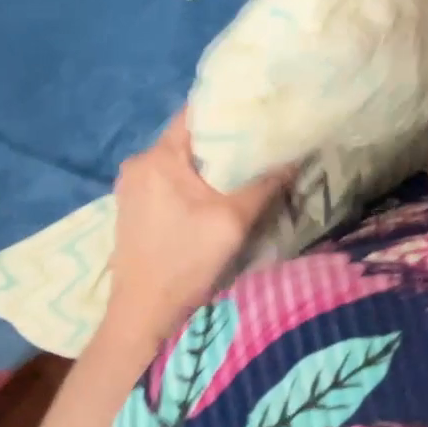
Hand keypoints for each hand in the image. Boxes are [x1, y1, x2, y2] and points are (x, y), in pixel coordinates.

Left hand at [105, 114, 295, 343]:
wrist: (142, 319)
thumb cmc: (186, 262)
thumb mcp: (234, 220)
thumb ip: (265, 183)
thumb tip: (296, 156)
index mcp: (158, 158)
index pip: (196, 113)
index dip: (228, 107)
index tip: (259, 108)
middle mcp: (139, 164)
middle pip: (188, 136)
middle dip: (223, 136)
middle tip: (261, 136)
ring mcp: (131, 187)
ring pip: (179, 158)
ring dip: (209, 160)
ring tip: (245, 161)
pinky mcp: (133, 207)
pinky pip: (168, 177)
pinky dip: (192, 178)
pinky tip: (217, 189)